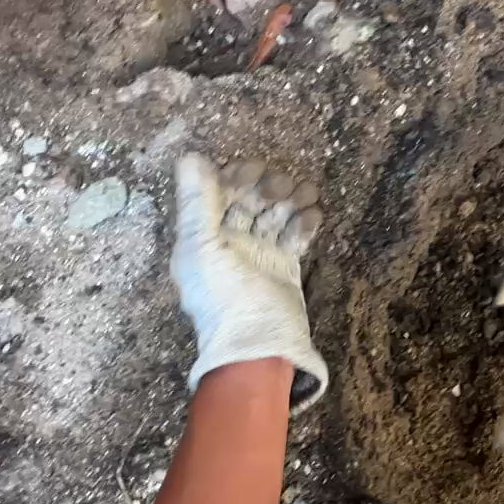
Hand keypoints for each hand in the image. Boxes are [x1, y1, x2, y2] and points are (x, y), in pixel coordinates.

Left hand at [170, 154, 328, 409]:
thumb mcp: (202, 248)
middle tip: (284, 185)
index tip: (254, 170)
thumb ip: (196, 202)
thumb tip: (188, 155)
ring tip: (308, 193)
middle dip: (268, 188)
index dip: (235, 178)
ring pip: (275, 216)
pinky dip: (304, 223)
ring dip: (291, 201)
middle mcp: (229, 244)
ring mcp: (259, 256)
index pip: (218, 195)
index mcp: (202, 239)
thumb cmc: (225, 298)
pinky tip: (314, 215)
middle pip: (250, 202)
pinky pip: (294, 237)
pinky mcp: (285, 268)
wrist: (260, 347)